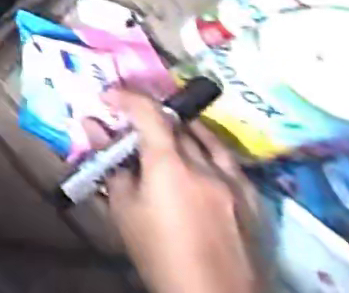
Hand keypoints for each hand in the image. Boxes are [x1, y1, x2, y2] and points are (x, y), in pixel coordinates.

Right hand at [85, 90, 262, 292]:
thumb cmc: (158, 252)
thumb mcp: (123, 206)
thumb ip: (110, 161)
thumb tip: (92, 125)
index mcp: (171, 165)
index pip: (150, 112)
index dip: (126, 96)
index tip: (107, 96)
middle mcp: (207, 168)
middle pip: (178, 125)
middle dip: (150, 116)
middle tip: (128, 121)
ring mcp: (237, 187)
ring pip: (210, 142)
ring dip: (183, 129)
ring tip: (165, 132)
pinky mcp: (256, 207)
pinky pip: (232, 166)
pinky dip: (211, 153)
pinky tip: (201, 162)